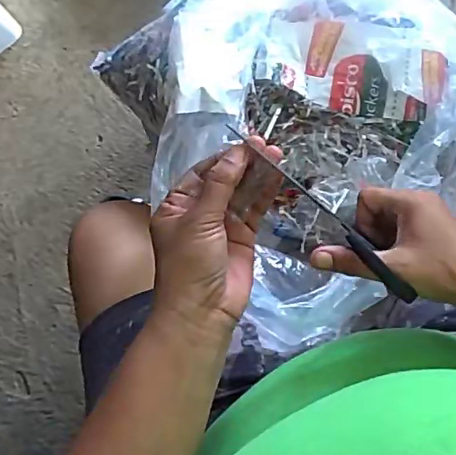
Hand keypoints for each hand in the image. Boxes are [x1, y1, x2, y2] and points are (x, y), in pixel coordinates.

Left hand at [149, 138, 283, 335]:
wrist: (203, 312)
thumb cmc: (189, 265)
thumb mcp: (199, 220)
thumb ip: (220, 185)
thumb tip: (236, 153)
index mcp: (177, 205)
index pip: (203, 172)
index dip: (225, 157)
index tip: (247, 142)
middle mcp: (199, 211)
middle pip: (225, 179)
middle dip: (245, 163)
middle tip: (266, 145)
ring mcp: (222, 224)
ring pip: (242, 192)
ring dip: (258, 174)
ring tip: (277, 154)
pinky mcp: (243, 236)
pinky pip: (255, 209)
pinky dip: (266, 193)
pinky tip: (278, 176)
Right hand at [311, 187, 455, 309]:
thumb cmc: (439, 271)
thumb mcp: (393, 268)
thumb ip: (353, 262)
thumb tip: (315, 256)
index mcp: (409, 200)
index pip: (366, 197)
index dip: (361, 222)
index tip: (373, 247)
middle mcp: (421, 198)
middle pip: (379, 207)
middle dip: (375, 233)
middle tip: (387, 258)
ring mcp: (432, 210)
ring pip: (393, 219)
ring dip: (388, 240)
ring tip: (400, 263)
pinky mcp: (439, 224)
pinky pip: (408, 225)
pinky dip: (402, 242)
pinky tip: (412, 263)